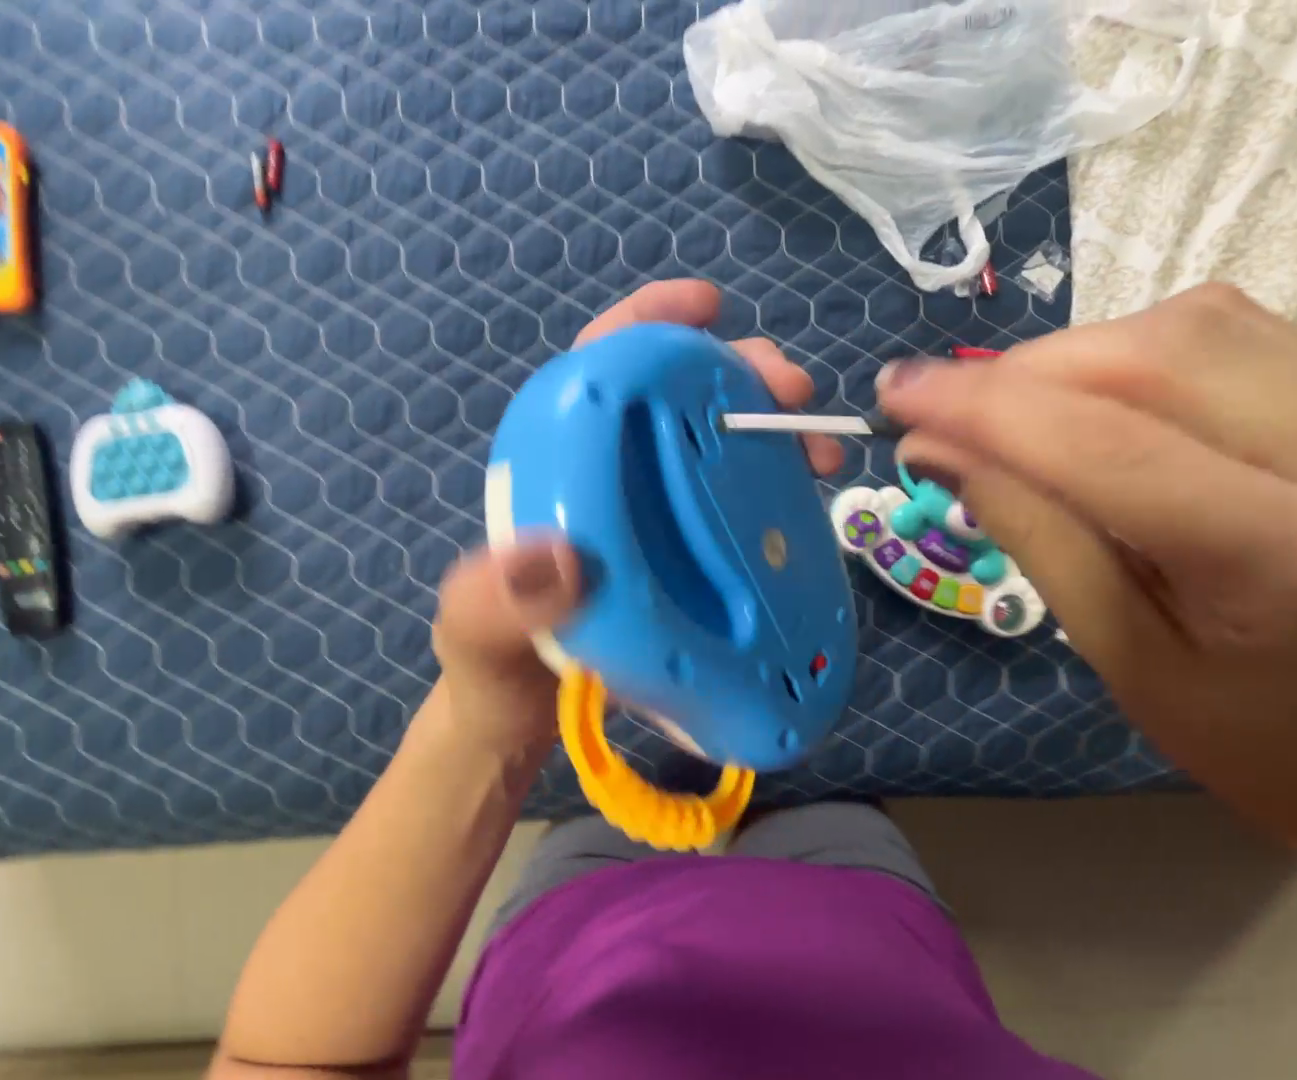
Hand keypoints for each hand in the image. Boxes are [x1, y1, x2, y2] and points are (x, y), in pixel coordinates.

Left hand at [431, 280, 841, 758]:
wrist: (516, 722)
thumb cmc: (486, 666)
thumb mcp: (477, 632)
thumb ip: (498, 602)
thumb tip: (556, 557)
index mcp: (551, 467)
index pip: (597, 368)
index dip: (649, 324)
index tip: (710, 306)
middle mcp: (603, 479)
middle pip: (673, 399)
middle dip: (737, 375)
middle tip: (794, 391)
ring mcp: (645, 518)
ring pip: (713, 447)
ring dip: (770, 430)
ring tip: (819, 452)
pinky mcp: (679, 559)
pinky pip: (730, 507)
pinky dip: (771, 493)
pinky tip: (803, 504)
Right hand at [876, 284, 1296, 860]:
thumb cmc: (1244, 742)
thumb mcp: (1116, 654)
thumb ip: (1031, 531)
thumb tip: (934, 445)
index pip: (1115, 450)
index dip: (990, 409)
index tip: (898, 393)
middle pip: (1166, 360)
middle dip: (1029, 372)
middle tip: (949, 409)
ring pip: (1204, 330)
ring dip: (1079, 358)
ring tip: (1020, 415)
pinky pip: (1243, 342)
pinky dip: (1141, 358)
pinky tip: (1102, 406)